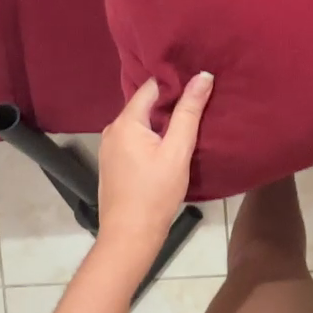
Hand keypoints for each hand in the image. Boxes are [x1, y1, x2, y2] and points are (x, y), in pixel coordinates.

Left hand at [96, 72, 212, 254]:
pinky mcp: (113, 163)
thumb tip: (203, 75)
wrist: (130, 237)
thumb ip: (189, 112)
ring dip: (162, 120)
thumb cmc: (156, 193)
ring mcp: (110, 148)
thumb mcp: (178, 150)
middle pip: (145, 104)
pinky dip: (152, 135)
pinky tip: (169, 143)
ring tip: (189, 119)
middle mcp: (112, 130)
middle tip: (199, 98)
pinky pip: (135, 138)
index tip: (198, 79)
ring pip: (141, 122)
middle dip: (170, 101)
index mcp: (126, 122)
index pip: (151, 86)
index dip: (175, 81)